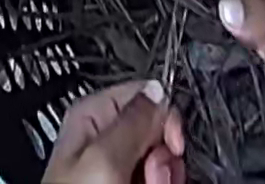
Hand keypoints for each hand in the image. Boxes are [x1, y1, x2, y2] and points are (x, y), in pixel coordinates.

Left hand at [43, 79, 185, 183]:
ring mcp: (117, 174)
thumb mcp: (103, 159)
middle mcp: (105, 142)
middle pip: (156, 133)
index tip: (171, 142)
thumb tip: (157, 90)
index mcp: (93, 117)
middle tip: (151, 178)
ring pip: (161, 166)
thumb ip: (133, 121)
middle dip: (163, 158)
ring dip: (164, 180)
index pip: (143, 94)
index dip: (163, 116)